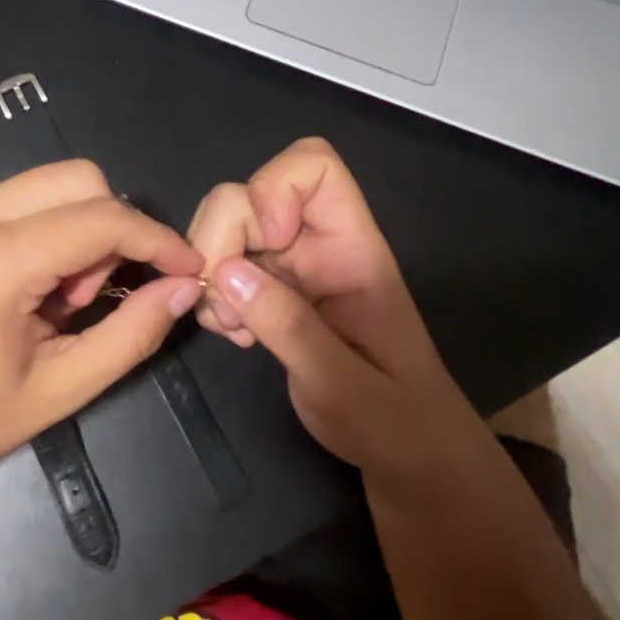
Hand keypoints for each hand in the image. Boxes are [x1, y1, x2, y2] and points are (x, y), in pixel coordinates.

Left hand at [0, 160, 204, 484]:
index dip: (157, 239)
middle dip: (115, 230)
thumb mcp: (65, 387)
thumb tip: (186, 287)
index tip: (189, 268)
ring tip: (66, 299)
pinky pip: (29, 198)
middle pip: (81, 180)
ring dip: (85, 229)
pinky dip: (56, 228)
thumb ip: (134, 332)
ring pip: (57, 182)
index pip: (101, 219)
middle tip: (98, 296)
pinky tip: (43, 284)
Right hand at [187, 139, 486, 483]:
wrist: (409, 452)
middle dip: (220, 240)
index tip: (264, 247)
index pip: (314, 166)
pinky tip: (235, 334)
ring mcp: (290, 267)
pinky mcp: (270, 291)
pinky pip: (223, 267)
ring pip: (228, 229)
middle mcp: (316, 245)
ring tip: (231, 327)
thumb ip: (288, 326)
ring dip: (210, 272)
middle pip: (250, 194)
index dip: (273, 187)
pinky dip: (213, 295)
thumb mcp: (343, 384)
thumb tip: (225, 271)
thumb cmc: (395, 421)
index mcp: (352, 249)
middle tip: (224, 306)